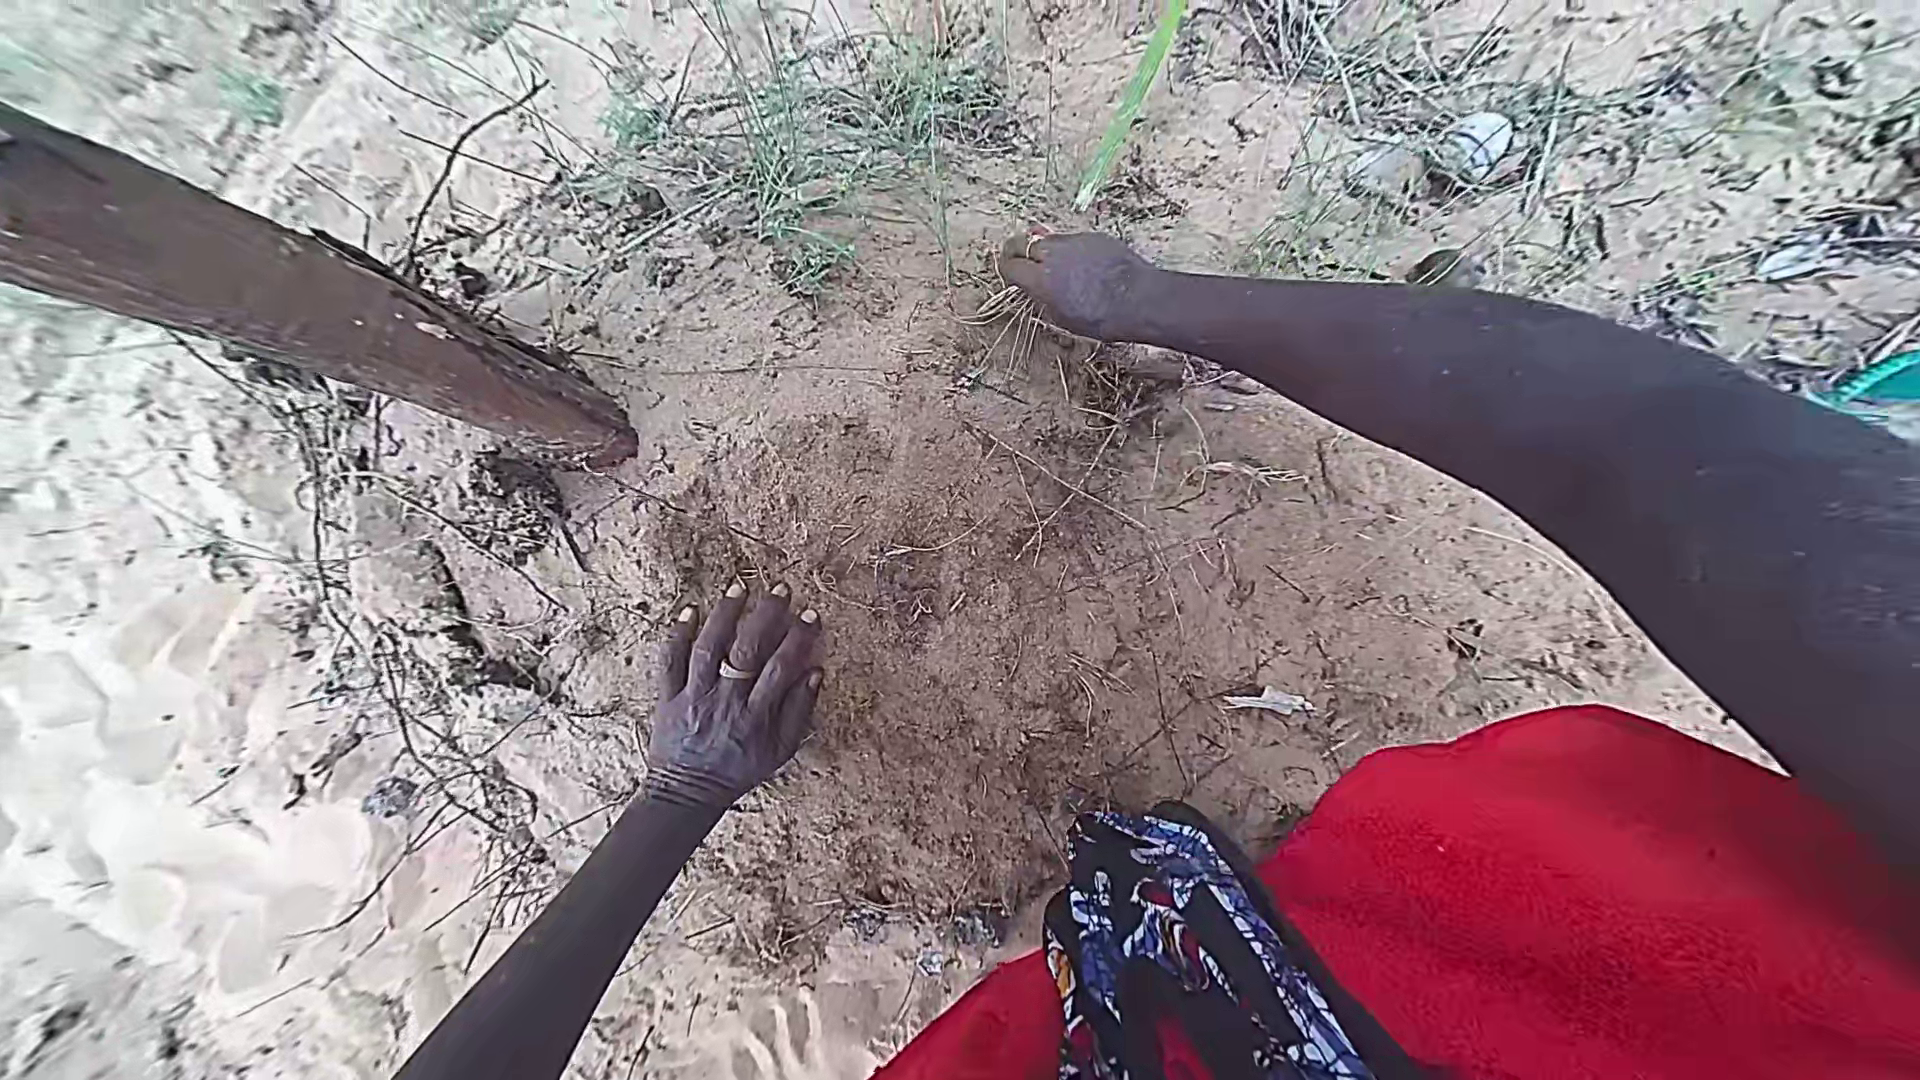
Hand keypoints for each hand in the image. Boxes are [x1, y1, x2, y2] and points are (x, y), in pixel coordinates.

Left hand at [648, 581, 822, 809]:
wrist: (686, 793)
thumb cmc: (739, 769)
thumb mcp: (780, 750)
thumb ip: (799, 711)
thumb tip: (816, 671)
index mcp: (754, 716)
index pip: (780, 668)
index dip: (798, 638)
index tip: (811, 614)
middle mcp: (724, 702)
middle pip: (746, 651)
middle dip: (765, 616)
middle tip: (780, 589)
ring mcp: (693, 697)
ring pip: (708, 649)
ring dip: (725, 616)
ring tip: (739, 587)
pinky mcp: (667, 697)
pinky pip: (670, 662)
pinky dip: (677, 635)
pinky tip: (690, 609)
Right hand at [997, 229, 1161, 341]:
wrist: (1137, 299)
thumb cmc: (1100, 318)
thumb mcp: (1062, 317)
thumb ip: (1042, 297)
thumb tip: (1034, 288)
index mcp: (1040, 280)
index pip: (1010, 265)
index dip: (1006, 270)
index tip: (1009, 275)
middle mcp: (1052, 254)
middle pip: (1022, 243)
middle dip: (1017, 251)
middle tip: (1018, 261)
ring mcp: (1073, 241)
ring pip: (1046, 240)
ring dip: (1042, 250)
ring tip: (1051, 265)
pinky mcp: (1092, 236)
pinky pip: (1070, 240)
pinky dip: (1067, 250)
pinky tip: (1079, 265)